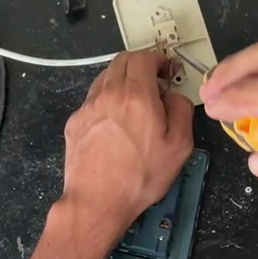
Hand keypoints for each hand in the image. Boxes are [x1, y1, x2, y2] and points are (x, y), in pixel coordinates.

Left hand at [60, 50, 195, 233]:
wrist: (96, 201)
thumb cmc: (140, 177)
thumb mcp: (179, 147)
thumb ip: (182, 110)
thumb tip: (174, 95)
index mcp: (136, 96)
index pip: (144, 57)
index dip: (159, 59)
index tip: (167, 71)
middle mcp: (108, 94)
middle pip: (122, 60)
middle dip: (141, 64)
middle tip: (154, 81)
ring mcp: (88, 107)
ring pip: (105, 77)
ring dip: (122, 79)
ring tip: (135, 101)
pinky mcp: (75, 121)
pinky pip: (93, 98)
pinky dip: (107, 99)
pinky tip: (115, 121)